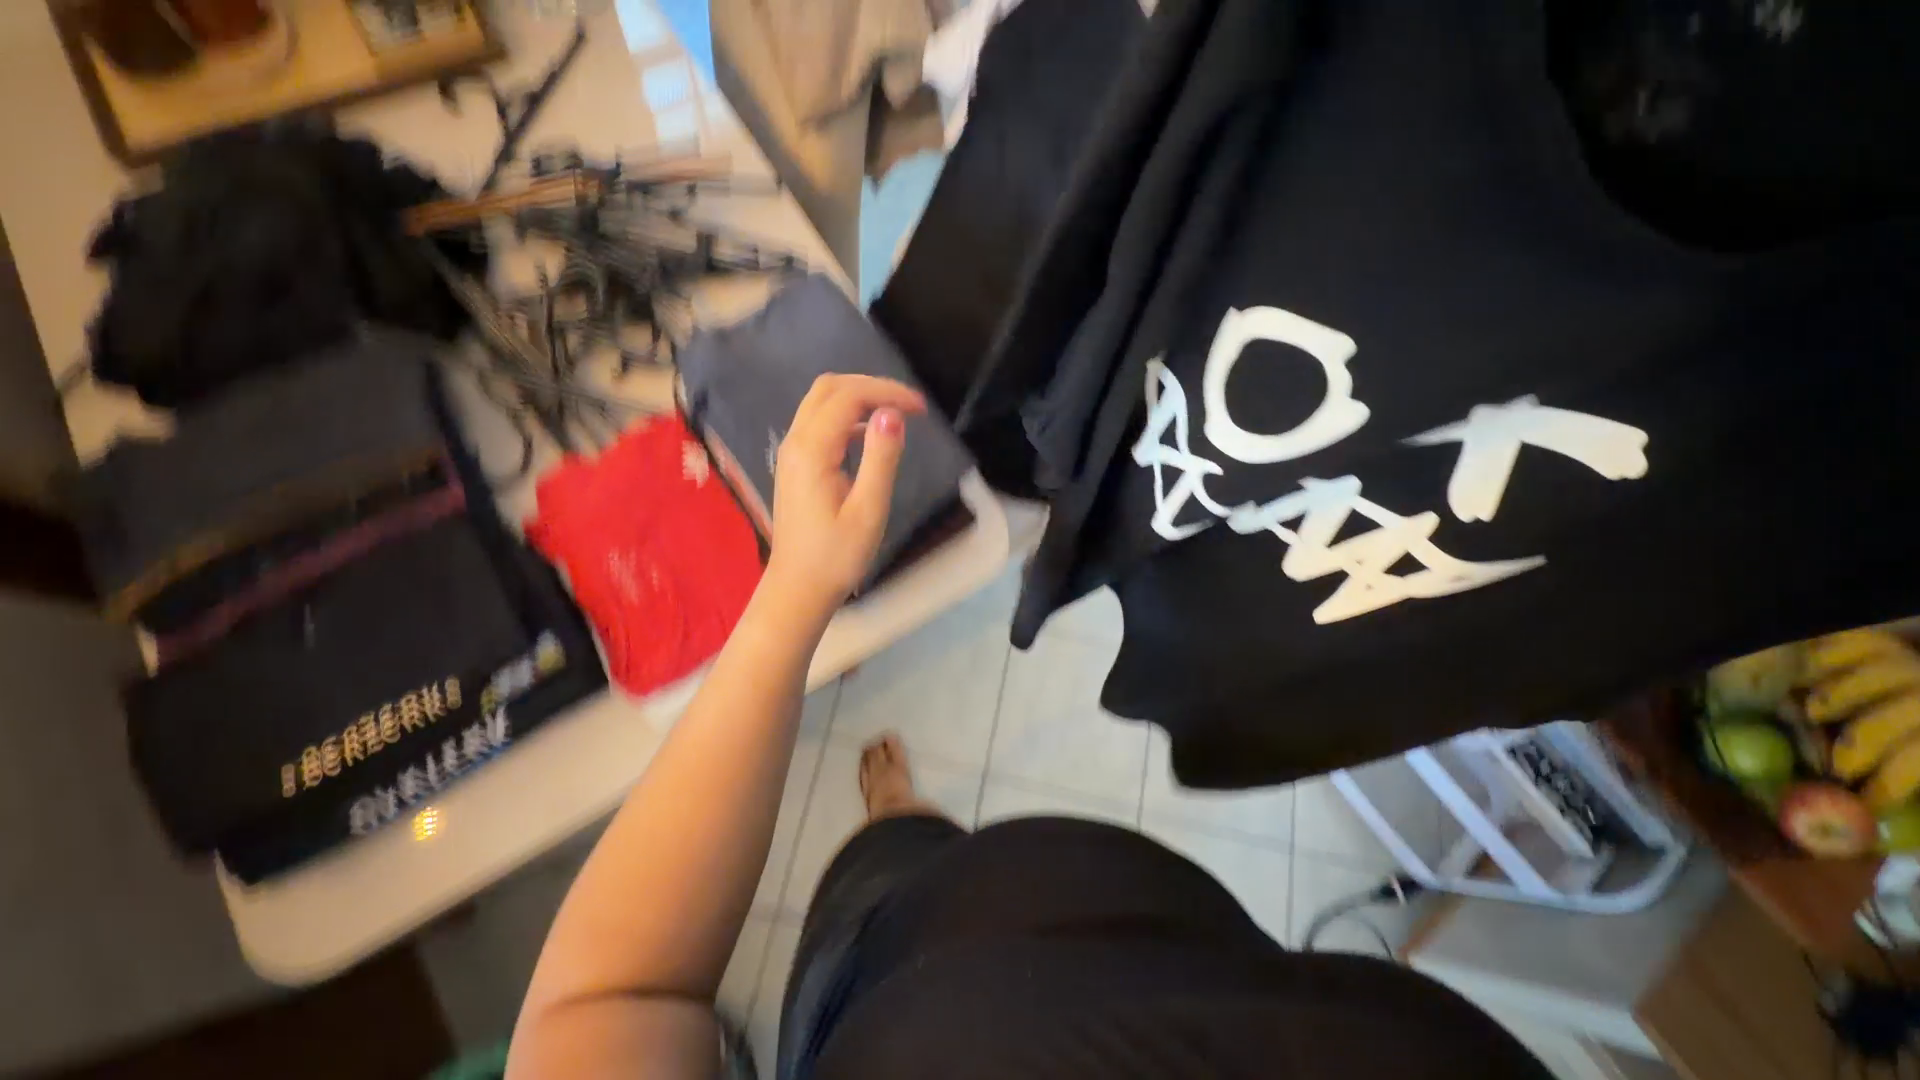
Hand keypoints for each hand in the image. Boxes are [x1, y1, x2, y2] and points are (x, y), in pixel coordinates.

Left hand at [763, 374, 926, 620]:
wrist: (798, 588)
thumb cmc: (836, 556)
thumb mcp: (869, 510)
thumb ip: (881, 459)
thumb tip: (893, 415)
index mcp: (812, 450)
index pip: (849, 396)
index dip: (887, 392)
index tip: (921, 409)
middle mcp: (795, 442)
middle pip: (829, 387)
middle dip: (871, 386)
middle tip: (908, 405)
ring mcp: (791, 452)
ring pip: (820, 401)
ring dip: (858, 397)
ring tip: (894, 415)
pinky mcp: (794, 463)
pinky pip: (817, 421)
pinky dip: (846, 414)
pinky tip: (869, 434)